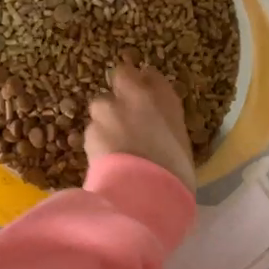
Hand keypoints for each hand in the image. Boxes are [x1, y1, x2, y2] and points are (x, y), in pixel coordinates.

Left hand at [86, 63, 196, 190]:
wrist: (146, 192)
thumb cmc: (176, 172)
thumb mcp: (179, 143)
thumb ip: (164, 122)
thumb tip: (153, 121)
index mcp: (165, 97)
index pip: (150, 75)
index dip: (143, 84)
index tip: (143, 96)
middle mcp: (136, 94)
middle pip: (121, 78)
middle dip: (120, 94)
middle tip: (125, 119)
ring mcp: (109, 108)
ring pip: (102, 105)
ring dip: (105, 118)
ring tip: (114, 145)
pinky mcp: (90, 129)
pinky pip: (92, 130)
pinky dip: (97, 141)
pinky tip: (105, 159)